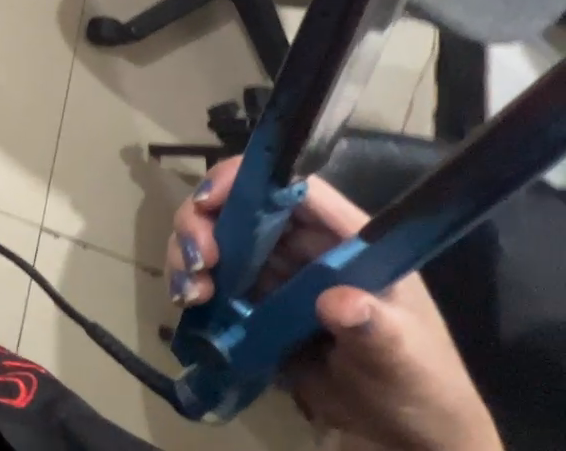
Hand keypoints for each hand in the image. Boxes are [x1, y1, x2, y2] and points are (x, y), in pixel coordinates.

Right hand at [168, 159, 500, 450]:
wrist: (402, 437)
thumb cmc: (421, 389)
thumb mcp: (406, 360)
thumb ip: (376, 329)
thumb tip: (341, 301)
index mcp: (345, 241)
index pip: (291, 190)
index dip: (243, 182)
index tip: (207, 202)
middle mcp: (302, 246)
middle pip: (236, 207)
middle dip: (201, 224)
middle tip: (198, 261)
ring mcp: (272, 271)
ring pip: (212, 237)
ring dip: (188, 255)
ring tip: (191, 294)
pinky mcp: (247, 298)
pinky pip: (205, 274)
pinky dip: (186, 281)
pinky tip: (188, 304)